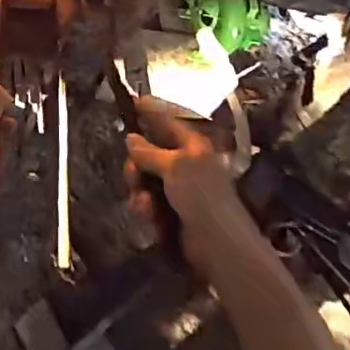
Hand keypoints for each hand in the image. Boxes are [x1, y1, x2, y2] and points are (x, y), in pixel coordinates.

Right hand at [124, 95, 247, 270]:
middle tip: (133, 176)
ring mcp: (178, 187)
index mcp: (191, 143)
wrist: (219, 245)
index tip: (129, 103)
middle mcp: (184, 161)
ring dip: (140, 191)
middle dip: (137, 165)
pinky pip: (149, 201)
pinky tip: (150, 219)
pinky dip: (147, 209)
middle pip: (149, 151)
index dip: (149, 110)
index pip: (167, 118)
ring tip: (145, 206)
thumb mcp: (175, 167)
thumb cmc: (201, 195)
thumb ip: (149, 152)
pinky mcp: (172, 211)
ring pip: (145, 178)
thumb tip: (130, 137)